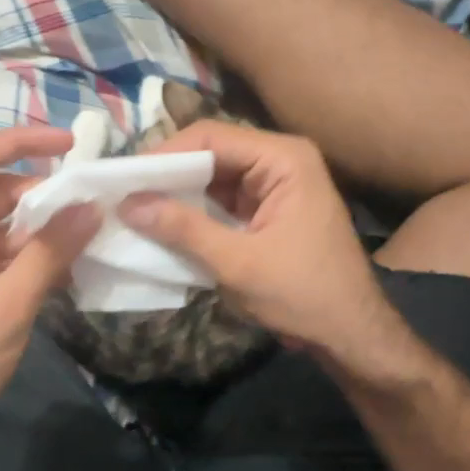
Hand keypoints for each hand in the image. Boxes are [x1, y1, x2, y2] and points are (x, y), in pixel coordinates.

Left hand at [0, 127, 100, 438]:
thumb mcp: (11, 302)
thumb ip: (51, 251)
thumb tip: (91, 206)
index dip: (21, 141)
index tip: (69, 144)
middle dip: (42, 192)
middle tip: (90, 201)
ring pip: (5, 222)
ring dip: (44, 225)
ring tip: (88, 231)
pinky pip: (7, 252)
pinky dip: (36, 252)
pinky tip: (71, 262)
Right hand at [119, 121, 399, 361]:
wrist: (347, 333)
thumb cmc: (301, 294)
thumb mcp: (237, 262)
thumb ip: (183, 229)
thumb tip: (129, 204)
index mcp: (284, 159)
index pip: (212, 137)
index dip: (165, 155)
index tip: (125, 179)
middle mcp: (280, 162)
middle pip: (211, 154)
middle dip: (168, 177)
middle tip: (122, 196)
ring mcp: (274, 188)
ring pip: (212, 181)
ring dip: (177, 198)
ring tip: (134, 212)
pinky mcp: (267, 214)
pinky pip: (222, 205)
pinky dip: (195, 217)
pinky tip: (163, 230)